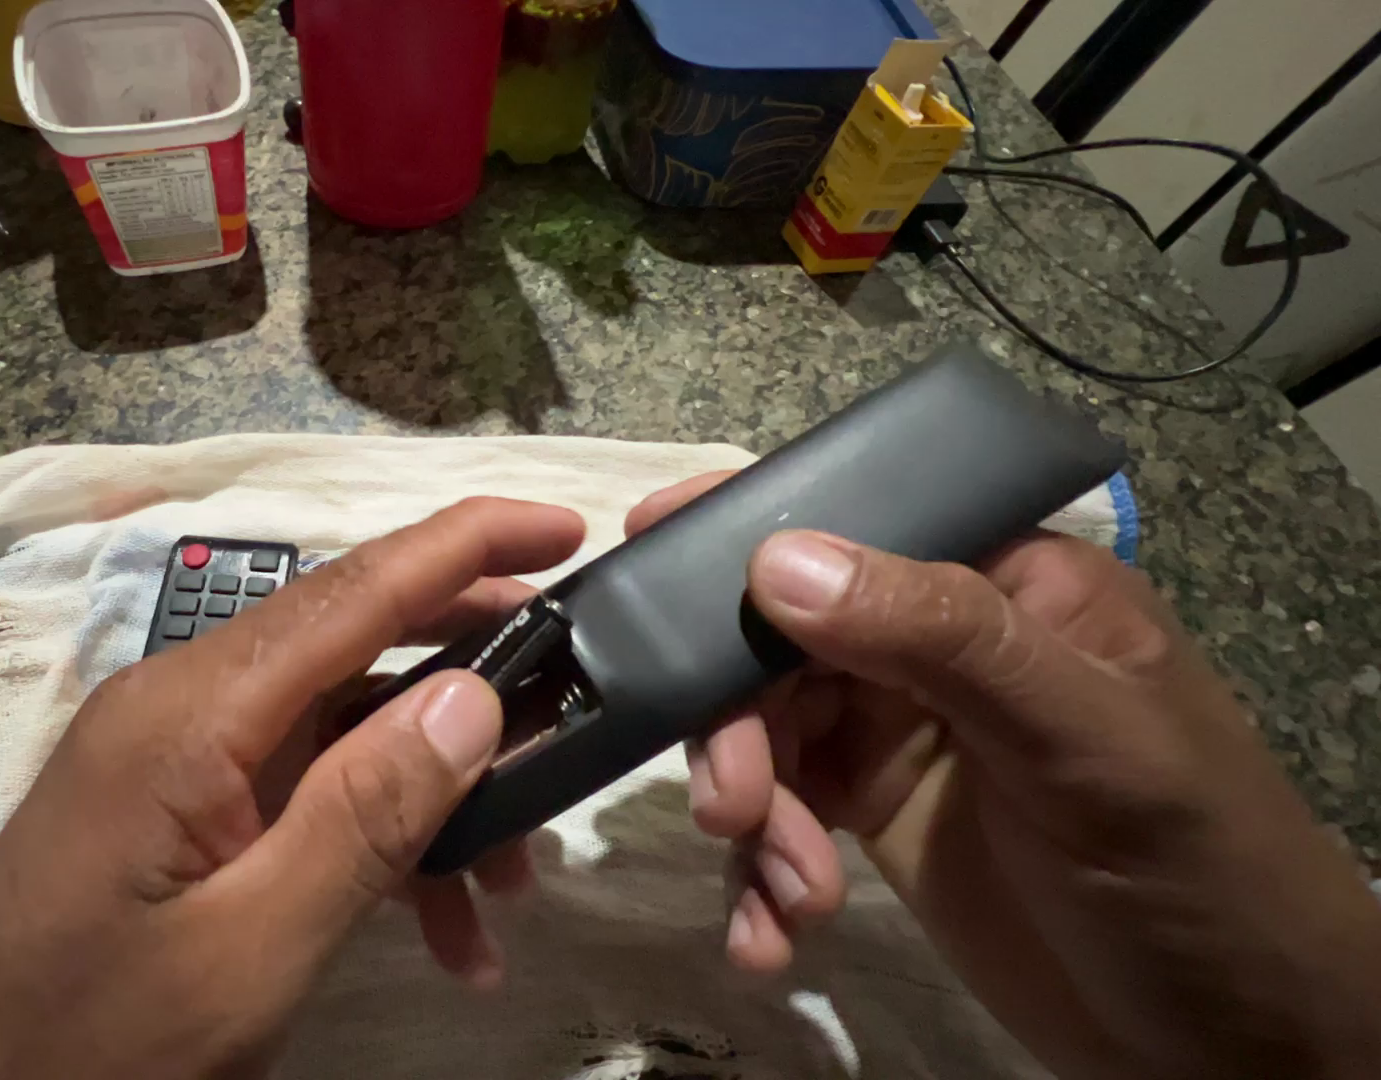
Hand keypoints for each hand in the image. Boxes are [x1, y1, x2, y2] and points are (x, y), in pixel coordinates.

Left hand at [0, 498, 583, 1079]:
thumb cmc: (88, 1045)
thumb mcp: (248, 950)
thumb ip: (363, 818)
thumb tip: (470, 699)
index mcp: (196, 709)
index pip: (357, 590)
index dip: (467, 543)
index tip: (559, 525)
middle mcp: (193, 700)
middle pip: (360, 638)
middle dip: (469, 650)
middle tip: (561, 670)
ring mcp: (192, 749)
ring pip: (347, 724)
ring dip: (434, 784)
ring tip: (512, 875)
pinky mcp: (195, 798)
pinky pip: (310, 783)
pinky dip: (381, 832)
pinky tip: (437, 919)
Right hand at [630, 472, 1380, 1079]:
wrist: (1225, 1052)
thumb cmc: (1194, 873)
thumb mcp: (1081, 741)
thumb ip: (937, 637)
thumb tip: (776, 562)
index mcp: (982, 584)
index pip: (842, 525)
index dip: (737, 526)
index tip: (646, 540)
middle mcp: (914, 641)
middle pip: (769, 645)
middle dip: (733, 727)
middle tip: (728, 807)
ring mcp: (875, 720)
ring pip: (752, 730)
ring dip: (749, 814)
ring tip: (787, 894)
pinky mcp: (850, 800)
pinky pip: (767, 809)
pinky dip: (756, 869)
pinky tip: (770, 930)